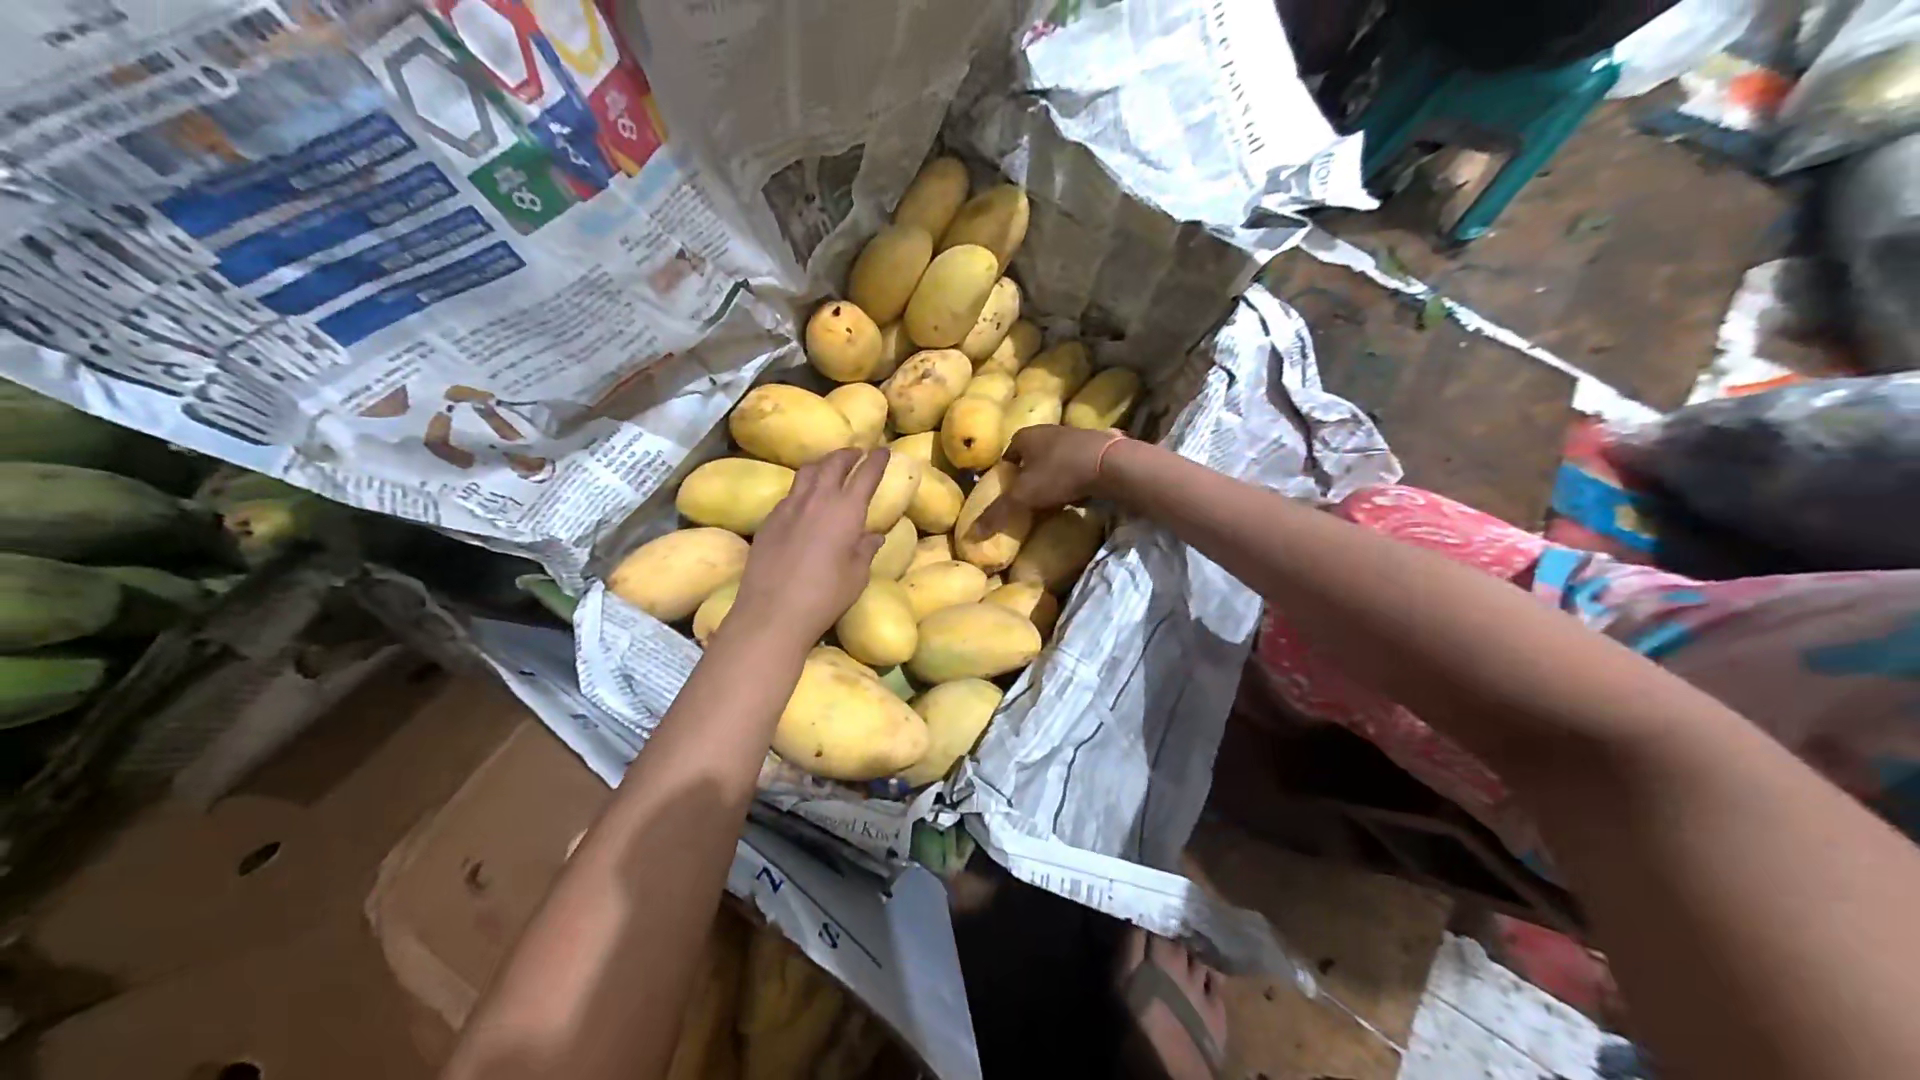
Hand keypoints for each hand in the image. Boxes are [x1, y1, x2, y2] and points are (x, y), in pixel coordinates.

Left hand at [727, 447, 886, 646]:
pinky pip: (790, 493)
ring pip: (807, 472)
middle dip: (848, 455)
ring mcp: (789, 506)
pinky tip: (805, 500)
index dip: (876, 460)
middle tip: (857, 453)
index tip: (883, 450)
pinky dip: (803, 487)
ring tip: (830, 467)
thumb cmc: (825, 595)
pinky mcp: (769, 519)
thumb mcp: (856, 575)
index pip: (866, 474)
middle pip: (833, 463)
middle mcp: (818, 499)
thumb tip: (874, 536)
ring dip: (823, 464)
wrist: (773, 611)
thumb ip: (865, 550)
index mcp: (846, 509)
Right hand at [998, 424, 1125, 510]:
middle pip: (1033, 453)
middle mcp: (1049, 429)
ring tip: (1056, 494)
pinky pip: (1082, 459)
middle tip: (1031, 495)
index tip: (1008, 491)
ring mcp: (1076, 434)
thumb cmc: (1059, 474)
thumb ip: (998, 513)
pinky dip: (1079, 471)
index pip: (1008, 453)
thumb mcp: (1023, 497)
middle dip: (1031, 471)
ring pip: (1058, 454)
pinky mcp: (1099, 444)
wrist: (1109, 464)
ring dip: (1056, 470)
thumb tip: (971, 533)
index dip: (1006, 473)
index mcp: (1026, 436)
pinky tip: (1082, 487)